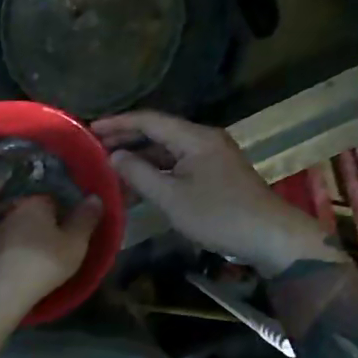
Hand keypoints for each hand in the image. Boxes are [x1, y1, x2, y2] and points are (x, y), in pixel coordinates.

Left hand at [0, 194, 104, 309]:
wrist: (5, 289)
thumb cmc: (46, 261)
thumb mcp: (76, 241)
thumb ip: (85, 218)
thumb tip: (94, 198)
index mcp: (32, 203)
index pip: (54, 198)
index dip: (68, 211)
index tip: (78, 227)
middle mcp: (11, 212)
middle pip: (37, 214)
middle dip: (50, 224)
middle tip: (66, 243)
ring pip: (23, 229)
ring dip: (35, 238)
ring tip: (49, 255)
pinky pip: (13, 244)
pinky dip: (22, 250)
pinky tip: (30, 262)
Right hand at [90, 110, 338, 275]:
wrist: (269, 236)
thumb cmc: (217, 214)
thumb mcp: (169, 196)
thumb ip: (137, 173)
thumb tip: (113, 156)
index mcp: (195, 138)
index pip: (149, 121)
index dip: (117, 123)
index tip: (88, 129)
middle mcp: (203, 140)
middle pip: (156, 131)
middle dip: (123, 138)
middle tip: (91, 147)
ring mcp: (208, 156)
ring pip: (163, 149)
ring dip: (135, 156)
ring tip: (105, 165)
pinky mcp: (210, 172)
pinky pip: (173, 163)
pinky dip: (150, 169)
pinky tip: (131, 182)